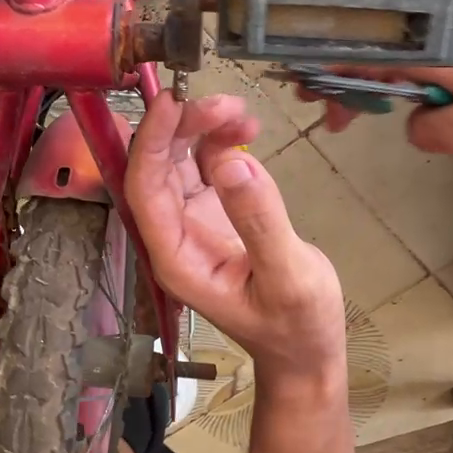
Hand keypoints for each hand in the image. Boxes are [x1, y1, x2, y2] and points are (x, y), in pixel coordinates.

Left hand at [125, 94, 344, 379]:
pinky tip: (246, 129)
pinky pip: (205, 165)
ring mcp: (192, 220)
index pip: (145, 188)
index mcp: (175, 256)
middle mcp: (174, 233)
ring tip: (241, 111)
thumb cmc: (297, 327)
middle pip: (159, 166)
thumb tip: (232, 162)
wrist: (307, 351)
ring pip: (179, 159)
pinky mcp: (215, 212)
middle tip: (225, 102)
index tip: (172, 102)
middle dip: (183, 126)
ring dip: (202, 128)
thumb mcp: (288, 277)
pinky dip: (220, 141)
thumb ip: (260, 221)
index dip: (152, 141)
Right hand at [314, 20, 452, 171]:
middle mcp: (451, 30)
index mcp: (441, 46)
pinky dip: (412, 80)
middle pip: (380, 47)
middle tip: (332, 115)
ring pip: (408, 55)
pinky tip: (414, 104)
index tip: (307, 93)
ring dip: (380, 82)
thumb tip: (416, 122)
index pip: (365, 48)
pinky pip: (436, 59)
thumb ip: (433, 131)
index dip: (328, 68)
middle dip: (347, 78)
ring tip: (363, 114)